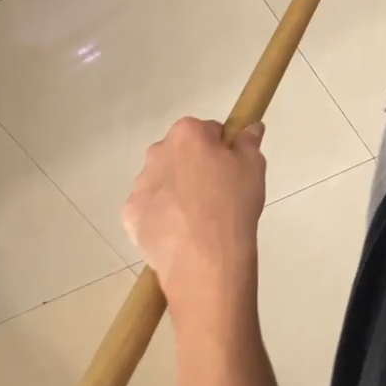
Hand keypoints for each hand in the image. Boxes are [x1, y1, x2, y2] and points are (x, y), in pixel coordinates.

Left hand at [122, 117, 266, 315]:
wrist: (205, 258)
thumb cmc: (233, 203)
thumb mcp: (254, 166)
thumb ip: (249, 141)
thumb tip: (250, 128)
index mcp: (186, 134)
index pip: (207, 130)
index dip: (221, 147)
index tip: (231, 167)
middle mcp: (156, 154)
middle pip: (180, 153)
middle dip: (195, 165)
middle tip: (218, 190)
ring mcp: (139, 187)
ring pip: (163, 180)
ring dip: (177, 189)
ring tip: (200, 216)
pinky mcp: (130, 216)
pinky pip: (150, 207)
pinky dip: (163, 214)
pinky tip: (182, 230)